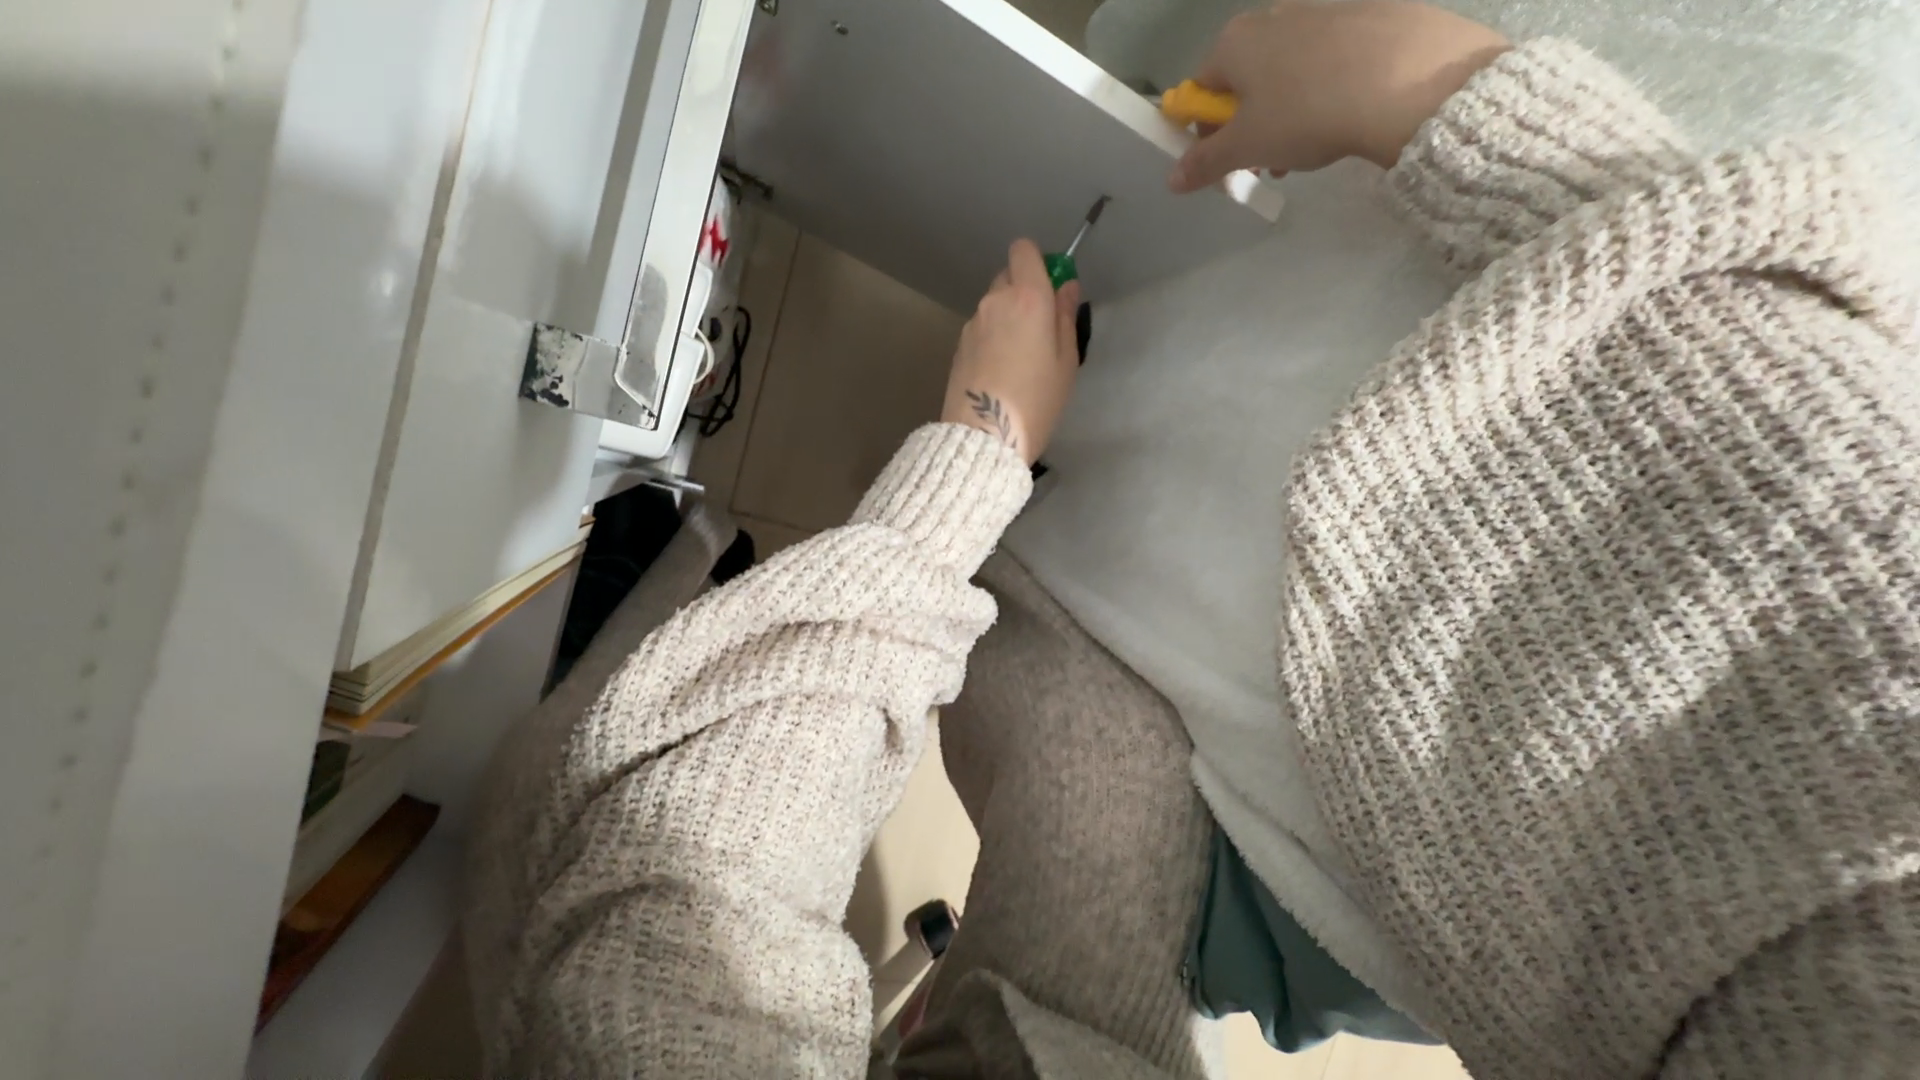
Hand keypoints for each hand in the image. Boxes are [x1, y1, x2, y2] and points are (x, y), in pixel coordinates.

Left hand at [939, 239, 1081, 464]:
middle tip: (1040, 331)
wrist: (984, 437)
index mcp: (1027, 298)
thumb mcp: (1066, 361)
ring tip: (1019, 359)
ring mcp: (972, 324)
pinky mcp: (958, 346)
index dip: (1038, 263)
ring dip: (1007, 318)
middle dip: (1024, 292)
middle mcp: (995, 301)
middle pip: (1008, 276)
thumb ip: (1065, 317)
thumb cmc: (1036, 401)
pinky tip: (1000, 372)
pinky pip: (981, 329)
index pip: (1023, 250)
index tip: (1051, 289)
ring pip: (993, 305)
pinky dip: (992, 338)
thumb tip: (1066, 286)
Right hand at [1169, 1, 1509, 192]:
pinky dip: (1327, 91)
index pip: (1201, 90)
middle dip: (1251, 126)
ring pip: (1289, 72)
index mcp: (1234, 42)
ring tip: (1310, 149)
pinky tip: (1345, 118)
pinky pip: (1332, 61)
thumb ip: (1205, 163)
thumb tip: (1172, 178)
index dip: (1205, 132)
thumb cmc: (1306, 114)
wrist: (1408, 80)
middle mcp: (1273, 15)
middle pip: (1246, 80)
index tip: (1223, 161)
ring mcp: (1324, 10)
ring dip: (1287, 114)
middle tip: (1268, 163)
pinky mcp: (1370, 16)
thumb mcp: (1247, 149)